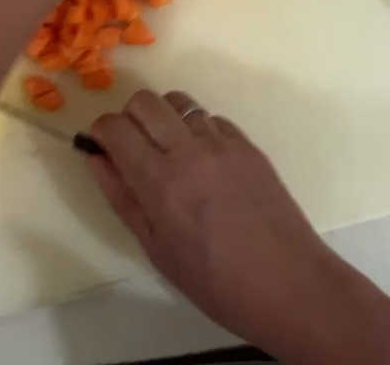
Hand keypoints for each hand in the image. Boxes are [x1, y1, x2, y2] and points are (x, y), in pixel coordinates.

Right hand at [88, 90, 340, 347]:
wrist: (293, 287)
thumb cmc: (217, 282)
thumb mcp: (157, 249)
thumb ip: (122, 198)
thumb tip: (96, 159)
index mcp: (160, 182)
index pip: (115, 128)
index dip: (101, 131)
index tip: (103, 145)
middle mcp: (189, 152)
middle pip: (144, 101)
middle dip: (129, 116)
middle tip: (134, 145)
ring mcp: (222, 144)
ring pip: (179, 102)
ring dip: (164, 118)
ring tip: (170, 150)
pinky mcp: (248, 145)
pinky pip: (211, 119)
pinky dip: (197, 131)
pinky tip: (205, 162)